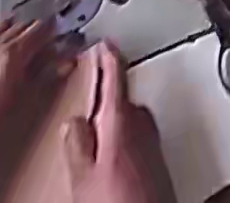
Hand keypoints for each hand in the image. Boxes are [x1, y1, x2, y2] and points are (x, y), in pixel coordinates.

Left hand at [0, 19, 60, 201]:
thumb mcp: (23, 106)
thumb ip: (45, 76)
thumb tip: (65, 62)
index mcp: (12, 55)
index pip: (41, 29)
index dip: (55, 31)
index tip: (64, 36)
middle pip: (23, 25)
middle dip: (39, 30)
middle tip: (50, 41)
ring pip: (1, 26)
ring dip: (15, 28)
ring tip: (26, 40)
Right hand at [65, 42, 175, 202]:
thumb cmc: (120, 202)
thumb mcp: (83, 177)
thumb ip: (76, 143)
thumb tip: (73, 122)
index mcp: (121, 116)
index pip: (115, 72)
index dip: (107, 53)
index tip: (103, 42)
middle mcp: (141, 119)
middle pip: (119, 95)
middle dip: (103, 98)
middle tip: (86, 103)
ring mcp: (151, 135)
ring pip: (127, 115)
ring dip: (112, 119)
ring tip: (93, 142)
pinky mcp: (156, 152)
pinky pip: (135, 131)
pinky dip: (121, 134)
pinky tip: (110, 157)